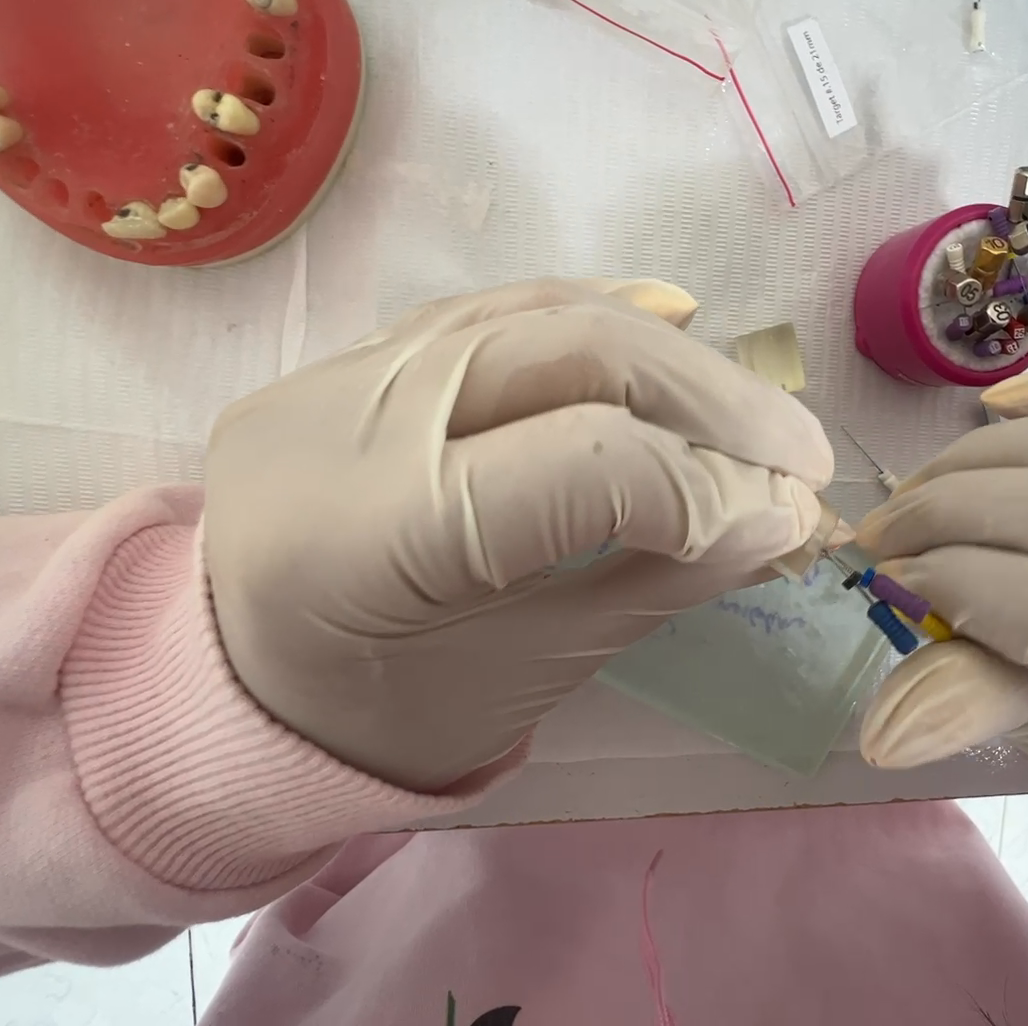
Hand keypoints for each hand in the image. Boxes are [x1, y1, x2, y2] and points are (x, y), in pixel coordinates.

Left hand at [204, 278, 831, 790]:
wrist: (228, 688)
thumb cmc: (380, 721)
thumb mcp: (527, 673)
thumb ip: (656, 584)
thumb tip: (780, 521)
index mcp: (366, 535)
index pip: (582, 464)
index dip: (705, 484)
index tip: (786, 519)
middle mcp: (344, 421)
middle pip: (571, 353)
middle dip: (711, 398)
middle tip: (799, 454)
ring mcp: (341, 371)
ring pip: (541, 311)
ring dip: (670, 353)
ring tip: (753, 408)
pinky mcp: (358, 356)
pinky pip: (496, 307)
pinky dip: (597, 314)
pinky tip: (670, 325)